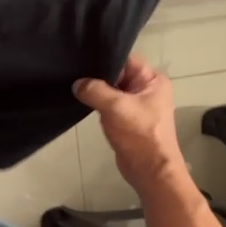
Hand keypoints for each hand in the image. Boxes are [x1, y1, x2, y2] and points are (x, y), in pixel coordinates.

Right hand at [74, 57, 190, 194]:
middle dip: (97, 75)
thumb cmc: (139, 134)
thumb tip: (77, 84)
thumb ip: (94, 91)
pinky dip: (97, 104)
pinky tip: (81, 103)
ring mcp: (137, 105)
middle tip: (72, 71)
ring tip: (73, 86)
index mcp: (152, 80)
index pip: (126, 59)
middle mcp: (146, 89)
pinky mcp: (127, 119)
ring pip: (112, 90)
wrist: (149, 170)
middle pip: (118, 74)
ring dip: (96, 92)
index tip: (82, 57)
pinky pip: (109, 105)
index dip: (105, 57)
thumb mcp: (115, 107)